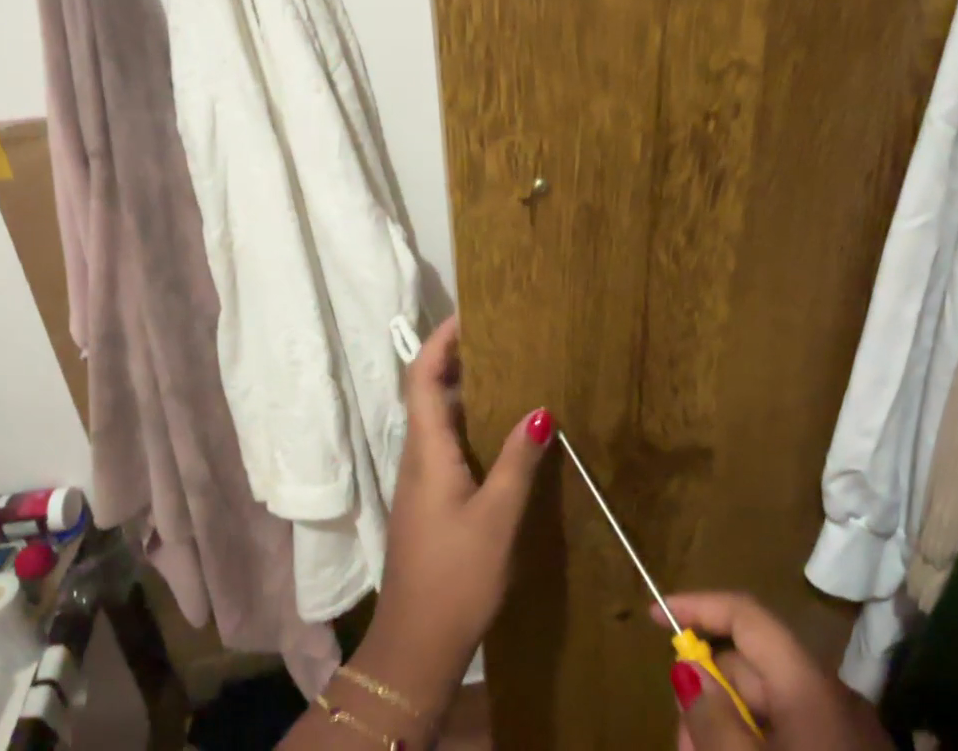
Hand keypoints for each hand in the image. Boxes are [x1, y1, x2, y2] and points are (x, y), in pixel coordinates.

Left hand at [370, 317, 553, 670]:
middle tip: (504, 339)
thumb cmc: (456, 576)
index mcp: (427, 452)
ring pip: (441, 422)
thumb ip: (518, 461)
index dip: (440, 341)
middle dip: (459, 359)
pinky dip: (472, 426)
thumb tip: (540, 409)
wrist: (417, 643)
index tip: (470, 313)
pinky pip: (449, 448)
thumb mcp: (497, 517)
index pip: (423, 378)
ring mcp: (422, 482)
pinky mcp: (431, 503)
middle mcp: (418, 458)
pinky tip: (505, 436)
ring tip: (512, 375)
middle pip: (430, 393)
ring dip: (468, 393)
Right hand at [656, 593, 890, 750]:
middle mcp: (830, 698)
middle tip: (684, 747)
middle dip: (706, 696)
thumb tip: (688, 669)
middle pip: (750, 669)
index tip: (652, 620)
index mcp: (809, 687)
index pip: (747, 616)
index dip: (698, 607)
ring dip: (725, 733)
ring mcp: (844, 735)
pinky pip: (787, 740)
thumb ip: (712, 720)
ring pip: (764, 710)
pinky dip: (752, 749)